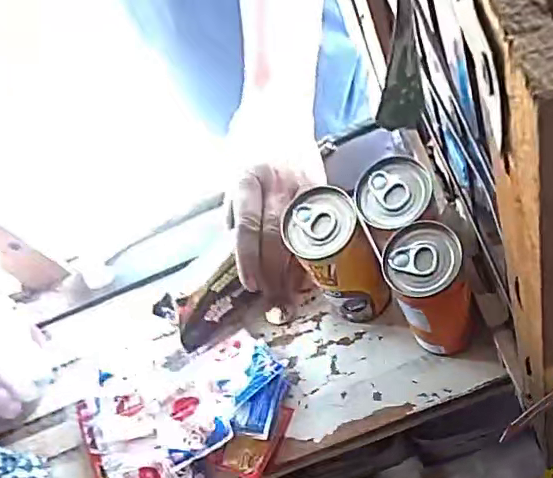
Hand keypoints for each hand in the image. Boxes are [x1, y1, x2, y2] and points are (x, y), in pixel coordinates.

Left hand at [226, 106, 324, 300]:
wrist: (281, 104)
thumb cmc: (252, 136)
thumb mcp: (230, 166)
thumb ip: (234, 204)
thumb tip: (239, 242)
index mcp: (249, 177)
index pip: (249, 228)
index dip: (249, 261)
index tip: (250, 283)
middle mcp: (278, 184)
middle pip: (276, 240)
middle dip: (272, 274)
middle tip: (270, 297)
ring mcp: (304, 189)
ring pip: (300, 241)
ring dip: (294, 272)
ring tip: (288, 294)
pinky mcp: (322, 192)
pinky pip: (319, 232)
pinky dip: (312, 256)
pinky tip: (308, 273)